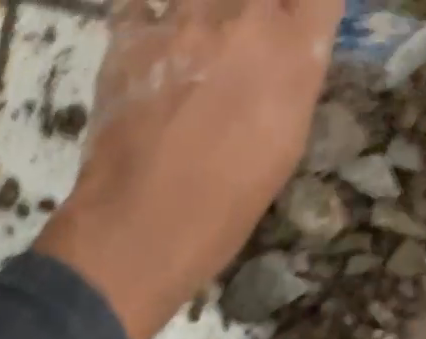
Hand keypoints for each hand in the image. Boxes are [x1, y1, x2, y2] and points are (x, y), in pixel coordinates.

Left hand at [34, 0, 340, 338]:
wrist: (136, 230)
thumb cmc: (217, 212)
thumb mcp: (280, 150)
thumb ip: (286, 86)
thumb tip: (274, 65)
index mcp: (297, 51)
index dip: (296, 8)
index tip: (283, 20)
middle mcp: (246, 20)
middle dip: (239, 11)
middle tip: (224, 37)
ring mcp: (184, 26)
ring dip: (191, 11)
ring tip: (181, 43)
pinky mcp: (128, 45)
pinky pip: (134, 9)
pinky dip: (139, 20)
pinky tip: (139, 44)